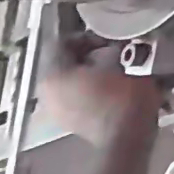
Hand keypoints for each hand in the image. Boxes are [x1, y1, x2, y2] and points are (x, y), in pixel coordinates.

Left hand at [43, 44, 162, 146]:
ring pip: (69, 78)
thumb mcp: (121, 61)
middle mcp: (46, 92)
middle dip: (88, 54)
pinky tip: (109, 87)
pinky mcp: (67, 121)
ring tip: (113, 69)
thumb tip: (112, 43)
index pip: (64, 43)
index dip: (88, 37)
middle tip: (113, 52)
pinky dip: (88, 87)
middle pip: (65, 61)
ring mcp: (54, 109)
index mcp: (53, 75)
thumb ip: (111, 47)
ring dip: (89, 70)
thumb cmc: (123, 96)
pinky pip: (73, 94)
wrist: (127, 136)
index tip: (110, 39)